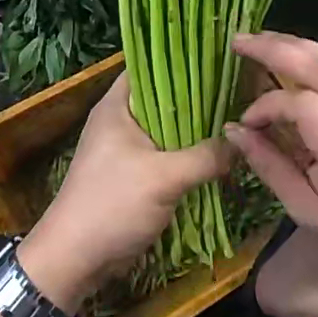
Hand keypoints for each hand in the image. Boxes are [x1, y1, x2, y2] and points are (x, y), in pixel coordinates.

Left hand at [19, 74, 233, 307]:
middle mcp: (121, 118)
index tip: (221, 58)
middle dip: (199, 96)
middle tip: (240, 90)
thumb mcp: (164, 177)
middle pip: (165, 96)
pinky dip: (189, 152)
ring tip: (237, 117)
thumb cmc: (112, 204)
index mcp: (117, 104)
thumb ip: (206, 156)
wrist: (76, 258)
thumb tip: (241, 141)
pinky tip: (219, 153)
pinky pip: (167, 152)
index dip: (183, 58)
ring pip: (169, 127)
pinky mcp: (135, 172)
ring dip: (196, 128)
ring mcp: (127, 146)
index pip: (151, 64)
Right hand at [226, 32, 317, 293]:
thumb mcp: (305, 211)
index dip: (268, 105)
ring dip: (301, 45)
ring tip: (264, 40)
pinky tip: (304, 51)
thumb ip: (269, 165)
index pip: (304, 107)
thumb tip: (233, 129)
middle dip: (277, 50)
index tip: (248, 121)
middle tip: (242, 42)